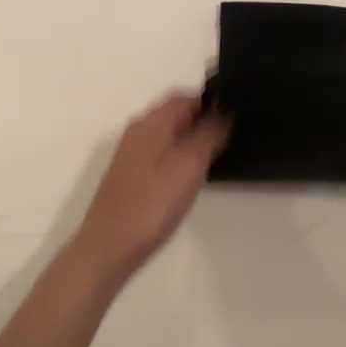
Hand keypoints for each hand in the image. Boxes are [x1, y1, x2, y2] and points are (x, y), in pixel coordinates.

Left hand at [68, 92, 229, 286]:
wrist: (107, 250)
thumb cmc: (152, 204)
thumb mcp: (190, 165)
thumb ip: (210, 133)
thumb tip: (226, 111)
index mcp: (152, 122)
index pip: (187, 96)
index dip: (213, 101)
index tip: (238, 114)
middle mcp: (139, 132)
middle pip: (178, 114)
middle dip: (205, 121)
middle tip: (233, 136)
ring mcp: (133, 155)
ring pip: (171, 135)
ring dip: (194, 141)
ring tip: (219, 156)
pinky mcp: (131, 177)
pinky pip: (163, 154)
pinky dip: (181, 158)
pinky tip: (193, 177)